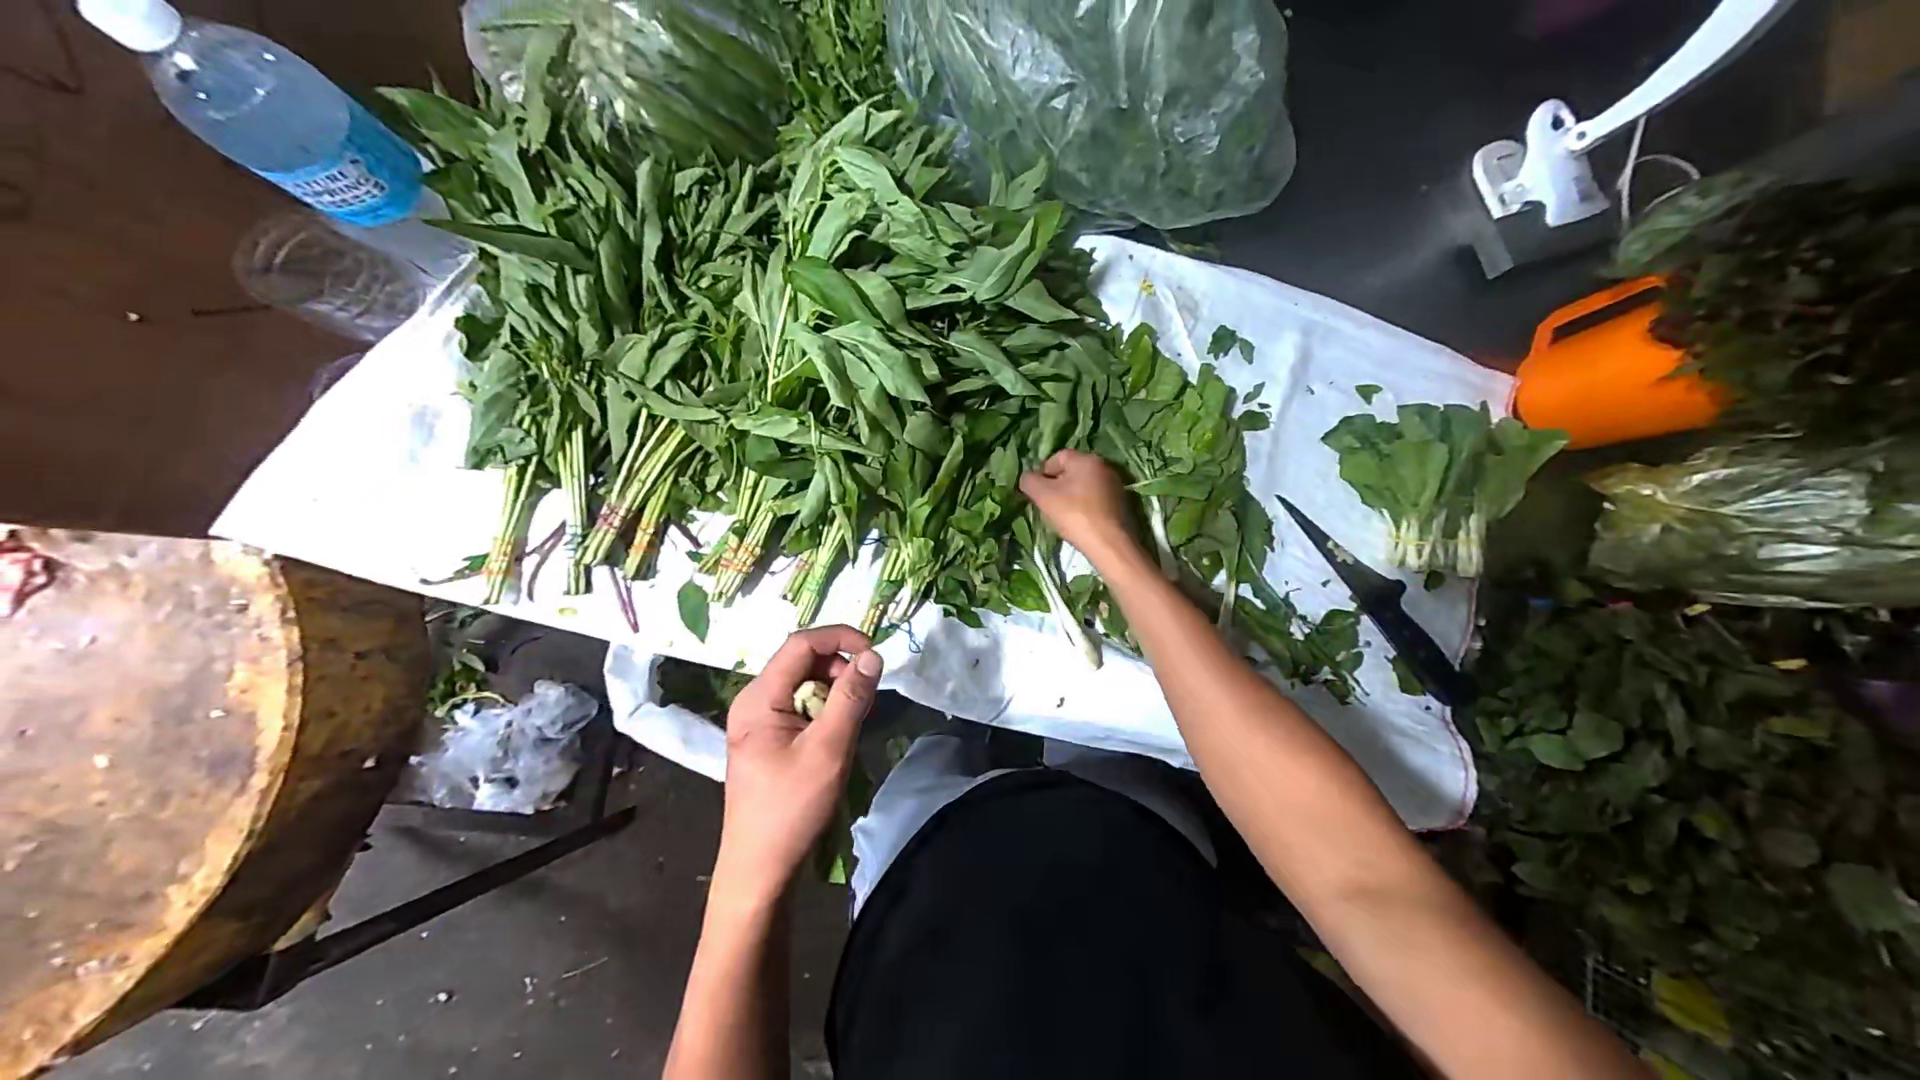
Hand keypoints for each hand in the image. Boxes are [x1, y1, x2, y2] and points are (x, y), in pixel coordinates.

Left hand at [714, 625, 882, 902]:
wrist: (760, 868)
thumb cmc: (791, 808)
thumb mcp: (828, 750)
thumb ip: (851, 698)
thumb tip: (872, 655)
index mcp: (758, 697)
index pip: (801, 643)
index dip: (840, 638)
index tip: (875, 654)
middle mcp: (753, 700)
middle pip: (802, 660)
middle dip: (839, 667)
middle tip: (867, 695)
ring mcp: (758, 720)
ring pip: (804, 682)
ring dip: (835, 689)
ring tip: (855, 718)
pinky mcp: (768, 737)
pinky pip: (800, 705)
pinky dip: (826, 708)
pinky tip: (839, 732)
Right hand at [1019, 449, 1137, 566]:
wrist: (1110, 543)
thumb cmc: (1074, 514)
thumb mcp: (1043, 496)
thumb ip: (1029, 481)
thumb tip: (1027, 477)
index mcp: (1086, 459)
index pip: (1058, 457)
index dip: (1042, 472)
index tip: (1036, 491)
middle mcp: (1104, 467)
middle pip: (1072, 471)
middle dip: (1057, 485)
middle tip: (1047, 504)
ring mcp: (1116, 485)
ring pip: (1085, 486)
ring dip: (1072, 497)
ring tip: (1063, 515)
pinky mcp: (1122, 504)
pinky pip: (1096, 499)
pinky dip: (1085, 507)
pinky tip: (1080, 522)